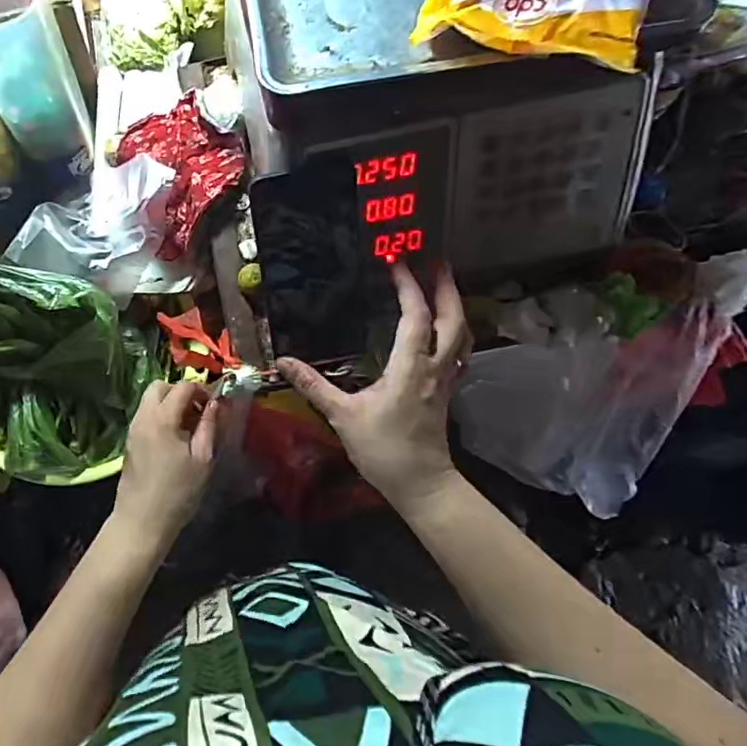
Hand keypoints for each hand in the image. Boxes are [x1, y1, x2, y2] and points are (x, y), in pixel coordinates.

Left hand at [110, 380, 219, 546]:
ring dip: (170, 403)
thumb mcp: (202, 459)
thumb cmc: (178, 492)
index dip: (202, 390)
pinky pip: (146, 415)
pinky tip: (175, 438)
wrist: (142, 520)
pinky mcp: (130, 441)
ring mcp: (133, 428)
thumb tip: (216, 404)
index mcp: (162, 418)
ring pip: (150, 400)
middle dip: (182, 392)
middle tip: (200, 411)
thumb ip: (209, 427)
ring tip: (190, 426)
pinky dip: (161, 415)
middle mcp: (143, 417)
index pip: (183, 387)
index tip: (216, 405)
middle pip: (160, 386)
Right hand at [277, 262, 472, 511]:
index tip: (397, 263)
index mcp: (410, 368)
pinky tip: (444, 332)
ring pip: (462, 335)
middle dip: (445, 288)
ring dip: (455, 307)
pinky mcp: (446, 392)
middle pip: (452, 319)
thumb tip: (284, 361)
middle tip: (436, 262)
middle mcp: (434, 368)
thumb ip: (314, 385)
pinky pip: (458, 352)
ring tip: (443, 288)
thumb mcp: (342, 415)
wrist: (420, 483)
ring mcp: (445, 380)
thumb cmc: (382, 449)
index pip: (415, 317)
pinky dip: (455, 333)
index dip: (409, 287)